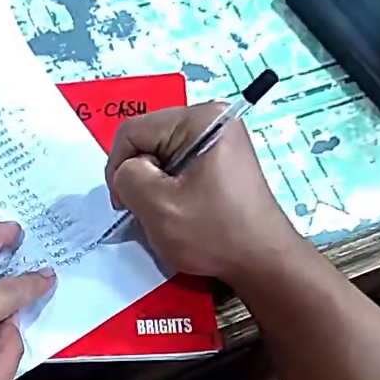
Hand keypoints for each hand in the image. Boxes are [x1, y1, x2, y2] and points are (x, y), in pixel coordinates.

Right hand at [107, 104, 310, 284]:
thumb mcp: (158, 206)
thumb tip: (126, 173)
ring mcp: (219, 140)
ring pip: (161, 157)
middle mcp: (211, 120)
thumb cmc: (213, 233)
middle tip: (147, 212)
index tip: (125, 205)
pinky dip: (170, 191)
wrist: (261, 260)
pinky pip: (179, 167)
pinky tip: (180, 212)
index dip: (118, 168)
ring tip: (167, 215)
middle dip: (139, 177)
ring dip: (154, 188)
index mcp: (199, 120)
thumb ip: (128, 178)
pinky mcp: (221, 161)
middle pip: (147, 140)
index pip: (132, 131)